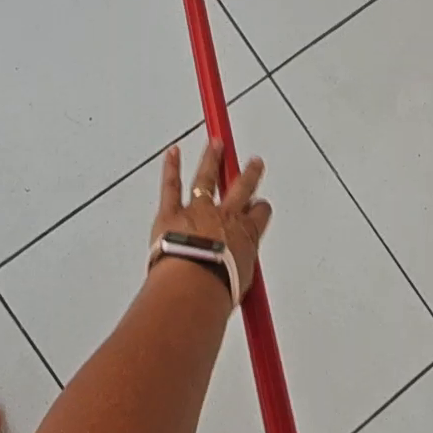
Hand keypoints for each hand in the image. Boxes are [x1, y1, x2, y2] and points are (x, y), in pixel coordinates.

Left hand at [151, 141, 269, 298]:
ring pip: (207, 178)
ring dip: (212, 159)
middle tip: (254, 162)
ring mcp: (198, 210)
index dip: (260, 208)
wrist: (194, 282)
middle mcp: (225, 216)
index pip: (260, 214)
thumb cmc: (217, 289)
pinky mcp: (171, 213)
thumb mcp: (241, 287)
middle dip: (249, 174)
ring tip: (216, 143)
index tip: (260, 204)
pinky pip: (172, 185)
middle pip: (241, 188)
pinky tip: (173, 152)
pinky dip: (171, 167)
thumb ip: (236, 277)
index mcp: (247, 235)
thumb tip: (231, 289)